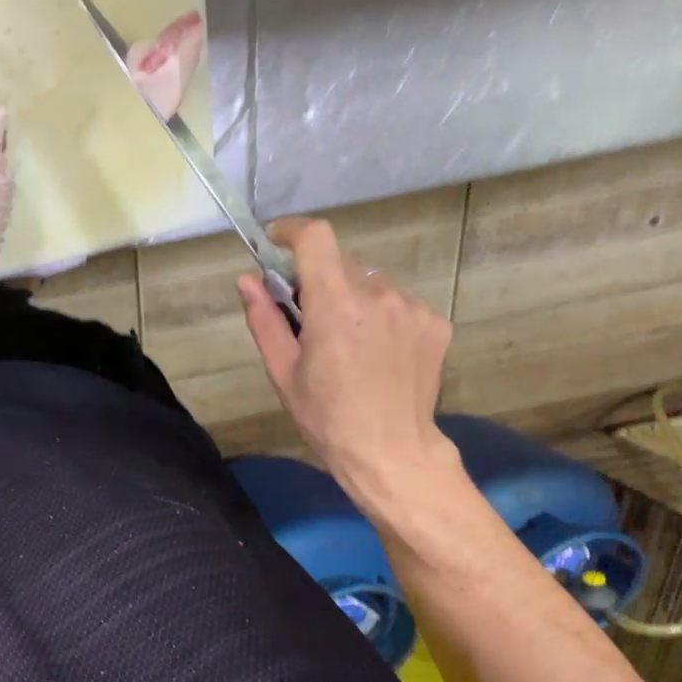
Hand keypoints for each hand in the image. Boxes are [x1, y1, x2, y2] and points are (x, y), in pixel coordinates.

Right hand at [238, 218, 456, 501]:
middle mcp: (379, 295)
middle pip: (342, 263)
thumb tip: (246, 280)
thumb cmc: (325, 417)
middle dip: (319, 280)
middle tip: (308, 320)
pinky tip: (376, 354)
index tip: (277, 241)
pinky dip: (381, 316)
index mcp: (335, 306)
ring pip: (371, 284)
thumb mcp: (282, 372)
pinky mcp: (435, 322)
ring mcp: (413, 307)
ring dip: (353, 299)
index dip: (293, 231)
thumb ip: (265, 320)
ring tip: (347, 345)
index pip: (317, 239)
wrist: (390, 450)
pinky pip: (398, 303)